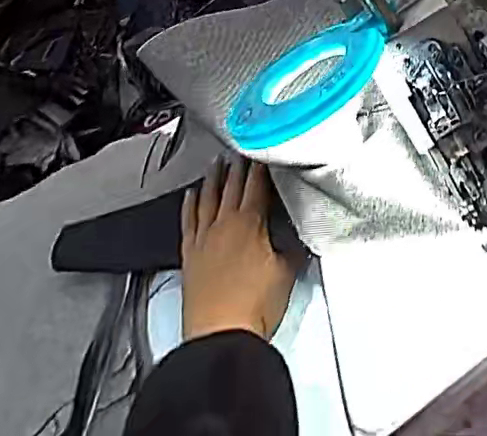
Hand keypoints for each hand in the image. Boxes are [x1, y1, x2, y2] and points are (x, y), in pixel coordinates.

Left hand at [180, 157, 297, 340]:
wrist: (219, 339)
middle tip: (244, 147)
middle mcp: (224, 224)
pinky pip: (188, 221)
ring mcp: (203, 239)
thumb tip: (298, 225)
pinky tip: (191, 194)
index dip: (262, 166)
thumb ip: (292, 241)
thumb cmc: (257, 304)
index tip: (266, 148)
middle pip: (232, 187)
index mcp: (250, 223)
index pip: (257, 185)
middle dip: (240, 166)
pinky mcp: (189, 255)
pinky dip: (190, 204)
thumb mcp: (288, 268)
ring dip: (214, 179)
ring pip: (208, 199)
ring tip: (218, 162)